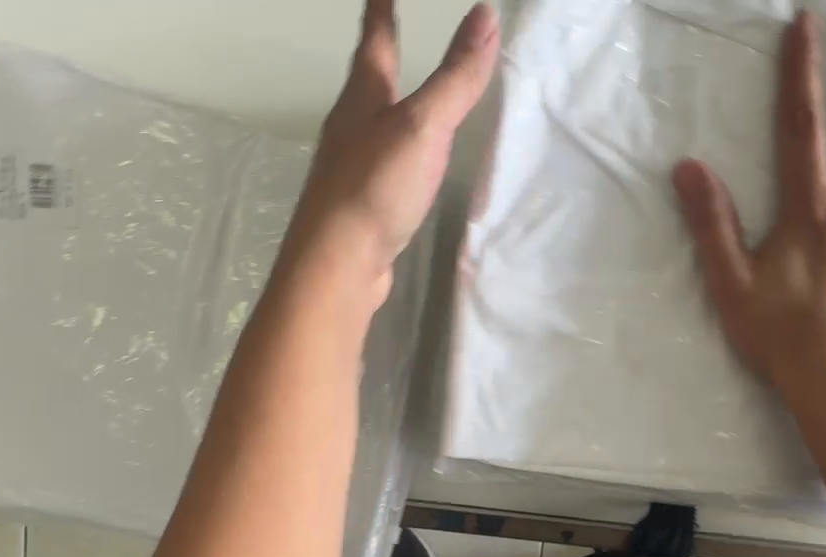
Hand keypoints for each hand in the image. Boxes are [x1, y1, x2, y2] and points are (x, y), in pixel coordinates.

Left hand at [285, 0, 499, 302]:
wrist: (339, 263)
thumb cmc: (376, 187)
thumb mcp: (422, 126)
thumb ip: (455, 78)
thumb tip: (486, 15)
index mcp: (363, 97)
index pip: (376, 38)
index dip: (382, 7)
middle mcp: (350, 125)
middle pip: (368, 79)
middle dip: (381, 53)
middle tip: (393, 32)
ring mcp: (352, 167)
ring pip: (372, 123)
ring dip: (387, 105)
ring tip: (406, 98)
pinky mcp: (360, 205)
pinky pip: (381, 164)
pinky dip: (397, 152)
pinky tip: (407, 168)